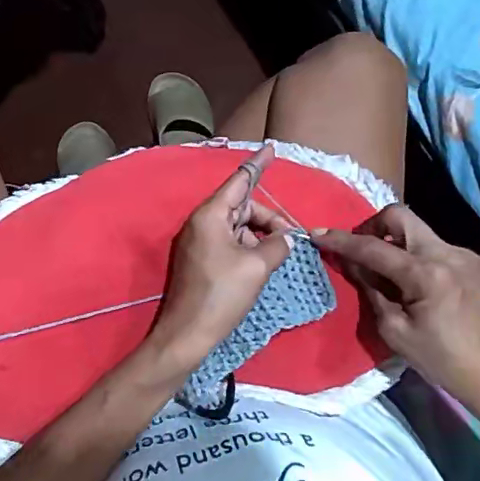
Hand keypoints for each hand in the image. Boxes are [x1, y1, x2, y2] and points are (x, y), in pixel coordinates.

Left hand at [148, 145, 293, 368]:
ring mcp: (199, 242)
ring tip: (279, 255)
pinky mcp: (201, 260)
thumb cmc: (221, 294)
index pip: (240, 180)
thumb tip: (284, 240)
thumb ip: (277, 245)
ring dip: (260, 236)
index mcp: (211, 215)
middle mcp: (202, 222)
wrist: (188, 333)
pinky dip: (249, 248)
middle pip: (242, 206)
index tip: (271, 147)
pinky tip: (264, 262)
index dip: (258, 164)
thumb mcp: (257, 267)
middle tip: (291, 238)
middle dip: (268, 217)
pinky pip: (230, 242)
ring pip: (238, 226)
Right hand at [312, 205, 479, 410]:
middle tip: (360, 250)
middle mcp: (447, 253)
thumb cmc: (439, 359)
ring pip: (416, 229)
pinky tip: (413, 282)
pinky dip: (414, 254)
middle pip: (399, 216)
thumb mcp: (393, 330)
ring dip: (394, 241)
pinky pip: (433, 245)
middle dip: (372, 226)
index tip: (317, 234)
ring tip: (385, 270)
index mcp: (427, 275)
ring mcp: (464, 253)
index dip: (342, 240)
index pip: (374, 247)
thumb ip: (370, 288)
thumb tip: (351, 262)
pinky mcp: (472, 260)